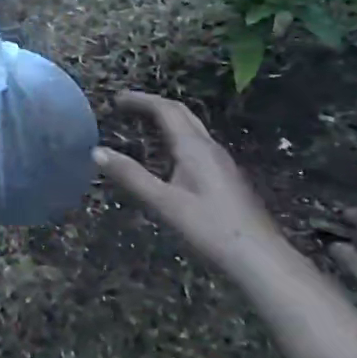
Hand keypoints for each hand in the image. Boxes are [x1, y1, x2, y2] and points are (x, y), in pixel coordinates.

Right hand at [94, 91, 285, 267]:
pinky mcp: (227, 177)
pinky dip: (177, 136)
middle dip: (153, 105)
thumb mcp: (163, 203)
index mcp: (193, 147)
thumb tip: (96, 151)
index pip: (165, 110)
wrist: (259, 257)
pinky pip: (198, 143)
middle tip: (128, 107)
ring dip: (167, 119)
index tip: (117, 100)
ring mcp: (222, 162)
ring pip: (192, 128)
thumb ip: (130, 176)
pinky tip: (170, 156)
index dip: (140, 100)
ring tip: (144, 125)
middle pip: (181, 113)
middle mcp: (209, 147)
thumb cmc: (209, 227)